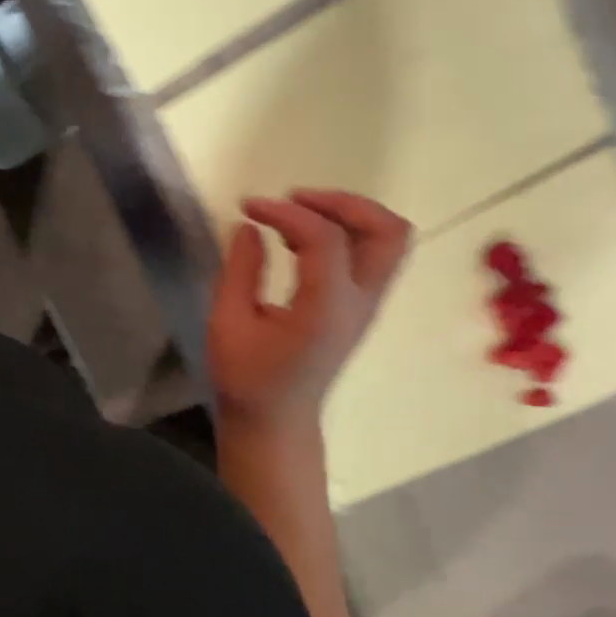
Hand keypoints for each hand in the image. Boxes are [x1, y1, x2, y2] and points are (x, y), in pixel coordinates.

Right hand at [207, 190, 411, 427]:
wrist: (274, 417)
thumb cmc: (245, 376)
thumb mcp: (227, 323)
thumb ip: (239, 272)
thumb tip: (248, 227)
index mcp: (326, 306)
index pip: (324, 238)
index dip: (286, 213)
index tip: (248, 205)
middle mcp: (361, 300)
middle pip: (385, 230)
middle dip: (343, 203)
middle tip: (294, 199)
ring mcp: (368, 304)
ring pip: (388, 239)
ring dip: (350, 216)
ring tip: (300, 213)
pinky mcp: (361, 306)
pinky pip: (372, 255)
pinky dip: (345, 234)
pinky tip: (302, 239)